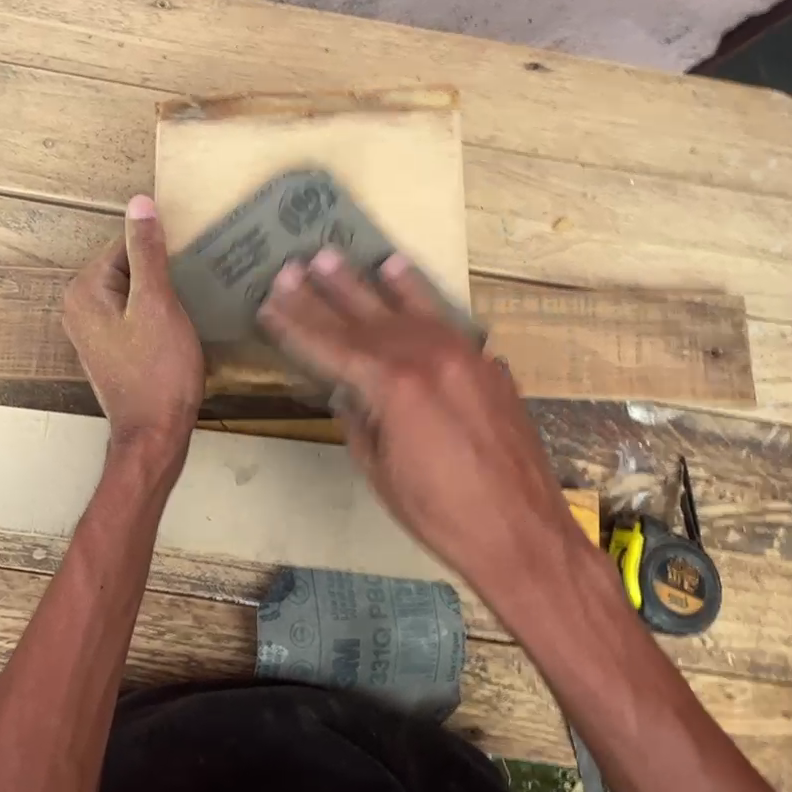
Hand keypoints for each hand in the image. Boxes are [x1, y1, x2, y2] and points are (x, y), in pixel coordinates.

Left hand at [63, 195, 204, 455]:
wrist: (154, 433)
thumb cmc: (158, 372)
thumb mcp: (157, 304)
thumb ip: (147, 252)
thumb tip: (139, 203)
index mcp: (84, 291)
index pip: (124, 244)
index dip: (160, 251)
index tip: (188, 264)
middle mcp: (78, 307)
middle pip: (127, 267)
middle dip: (160, 273)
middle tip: (192, 287)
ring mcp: (91, 330)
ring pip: (132, 291)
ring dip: (161, 294)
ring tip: (188, 306)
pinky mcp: (108, 347)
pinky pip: (132, 314)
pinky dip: (155, 314)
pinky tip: (176, 327)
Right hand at [255, 249, 573, 586]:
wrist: (523, 534)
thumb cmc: (440, 514)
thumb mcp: (379, 469)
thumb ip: (358, 418)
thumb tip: (346, 389)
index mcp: (393, 387)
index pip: (329, 346)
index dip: (294, 325)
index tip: (267, 302)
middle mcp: (427, 358)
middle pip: (362, 318)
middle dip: (322, 292)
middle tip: (292, 266)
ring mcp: (463, 356)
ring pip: (404, 307)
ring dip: (367, 281)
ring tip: (337, 256)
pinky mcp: (486, 364)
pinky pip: (442, 320)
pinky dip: (418, 296)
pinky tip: (400, 276)